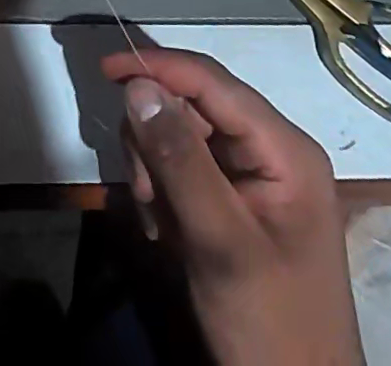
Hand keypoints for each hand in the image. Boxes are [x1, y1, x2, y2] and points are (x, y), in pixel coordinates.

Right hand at [102, 49, 364, 365]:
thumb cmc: (270, 323)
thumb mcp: (221, 242)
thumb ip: (181, 161)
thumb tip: (138, 86)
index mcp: (284, 147)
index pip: (215, 83)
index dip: (161, 67)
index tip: (106, 67)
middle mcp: (268, 148)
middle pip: (194, 106)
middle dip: (156, 138)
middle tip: (143, 192)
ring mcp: (250, 173)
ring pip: (182, 136)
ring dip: (155, 169)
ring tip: (156, 219)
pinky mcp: (232, 198)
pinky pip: (183, 170)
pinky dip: (162, 192)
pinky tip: (164, 231)